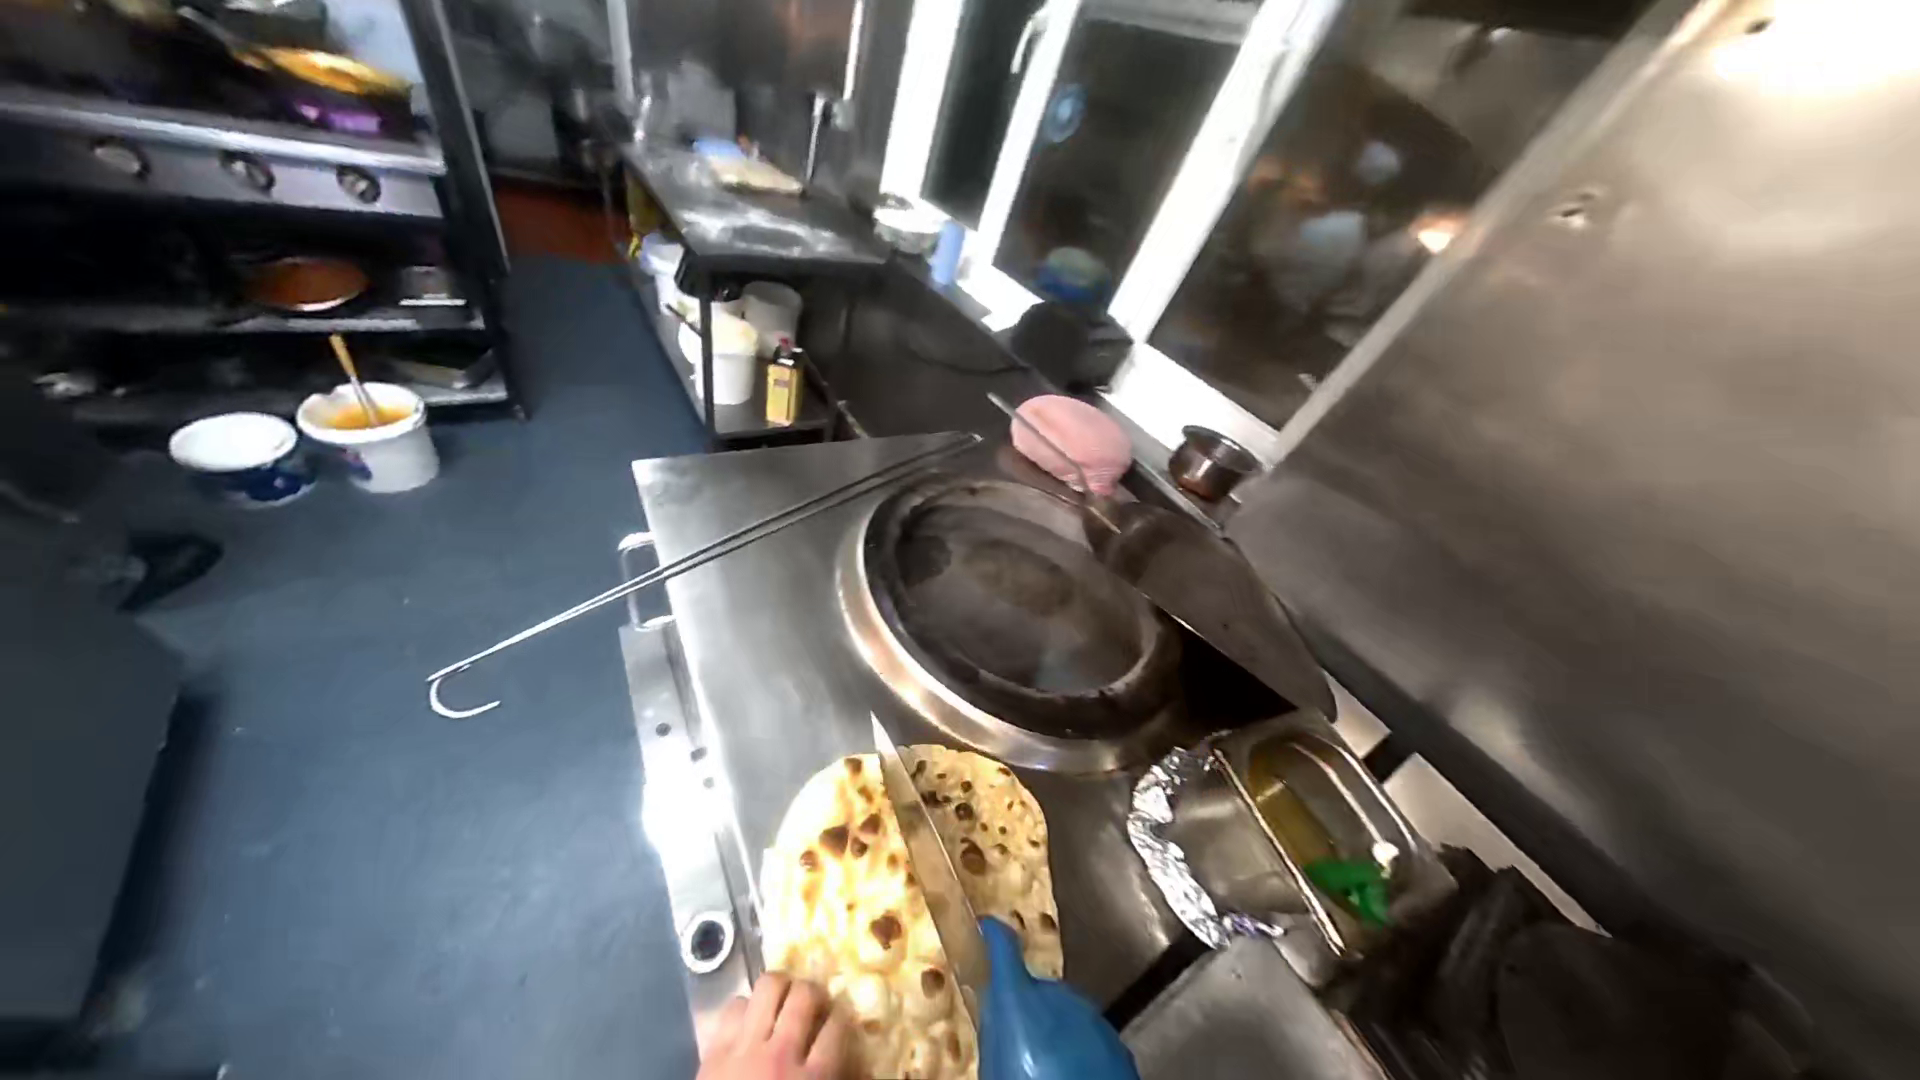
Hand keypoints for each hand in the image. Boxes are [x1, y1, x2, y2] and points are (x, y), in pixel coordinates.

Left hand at [697, 973, 848, 1079]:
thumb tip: (862, 1068)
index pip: (837, 1026)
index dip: (841, 1017)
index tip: (838, 1019)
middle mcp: (782, 1055)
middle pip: (805, 995)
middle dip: (814, 993)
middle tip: (813, 1003)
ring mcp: (745, 1050)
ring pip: (769, 986)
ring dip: (782, 987)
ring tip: (784, 998)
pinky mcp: (714, 1053)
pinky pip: (733, 1007)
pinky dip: (745, 1008)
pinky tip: (750, 1021)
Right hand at [978, 918, 1138, 1079]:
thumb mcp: (992, 1068)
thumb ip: (993, 1031)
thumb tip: (992, 1010)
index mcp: (1020, 1001)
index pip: (1003, 947)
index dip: (993, 935)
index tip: (987, 929)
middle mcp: (1058, 997)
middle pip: (1035, 989)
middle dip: (1027, 1008)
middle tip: (1017, 1043)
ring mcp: (1091, 1018)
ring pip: (1064, 1011)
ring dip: (1054, 1028)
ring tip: (1046, 1068)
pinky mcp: (1117, 1044)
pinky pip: (1089, 1033)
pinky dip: (1080, 1047)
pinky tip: (1074, 1076)